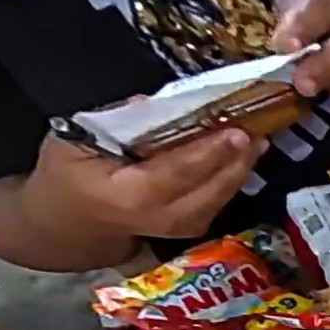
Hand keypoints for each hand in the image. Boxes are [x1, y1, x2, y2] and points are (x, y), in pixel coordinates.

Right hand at [20, 129, 265, 243]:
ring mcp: (185, 226)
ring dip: (242, 166)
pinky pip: (221, 198)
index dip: (212, 151)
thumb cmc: (71, 173)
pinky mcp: (196, 226)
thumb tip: (159, 104)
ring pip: (223, 194)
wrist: (76, 219)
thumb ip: (119, 123)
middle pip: (212, 186)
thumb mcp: (76, 140)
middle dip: (238, 158)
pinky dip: (233, 175)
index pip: (181, 170)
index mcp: (132, 195)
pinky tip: (243, 155)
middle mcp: (165, 216)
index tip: (237, 132)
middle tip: (257, 131)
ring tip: (258, 140)